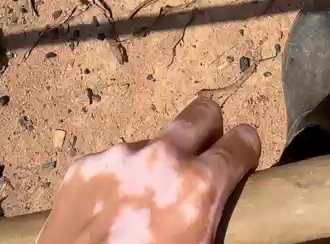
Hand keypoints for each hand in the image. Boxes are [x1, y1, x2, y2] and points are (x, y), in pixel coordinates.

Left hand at [39, 97, 260, 243]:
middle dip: (209, 131)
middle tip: (202, 160)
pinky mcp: (83, 166)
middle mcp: (161, 159)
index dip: (246, 151)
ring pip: (152, 145)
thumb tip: (216, 207)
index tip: (243, 160)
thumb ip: (212, 217)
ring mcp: (118, 157)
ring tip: (140, 208)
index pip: (242, 141)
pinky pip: (114, 163)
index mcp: (197, 187)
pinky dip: (118, 182)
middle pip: (201, 113)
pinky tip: (108, 215)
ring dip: (155, 168)